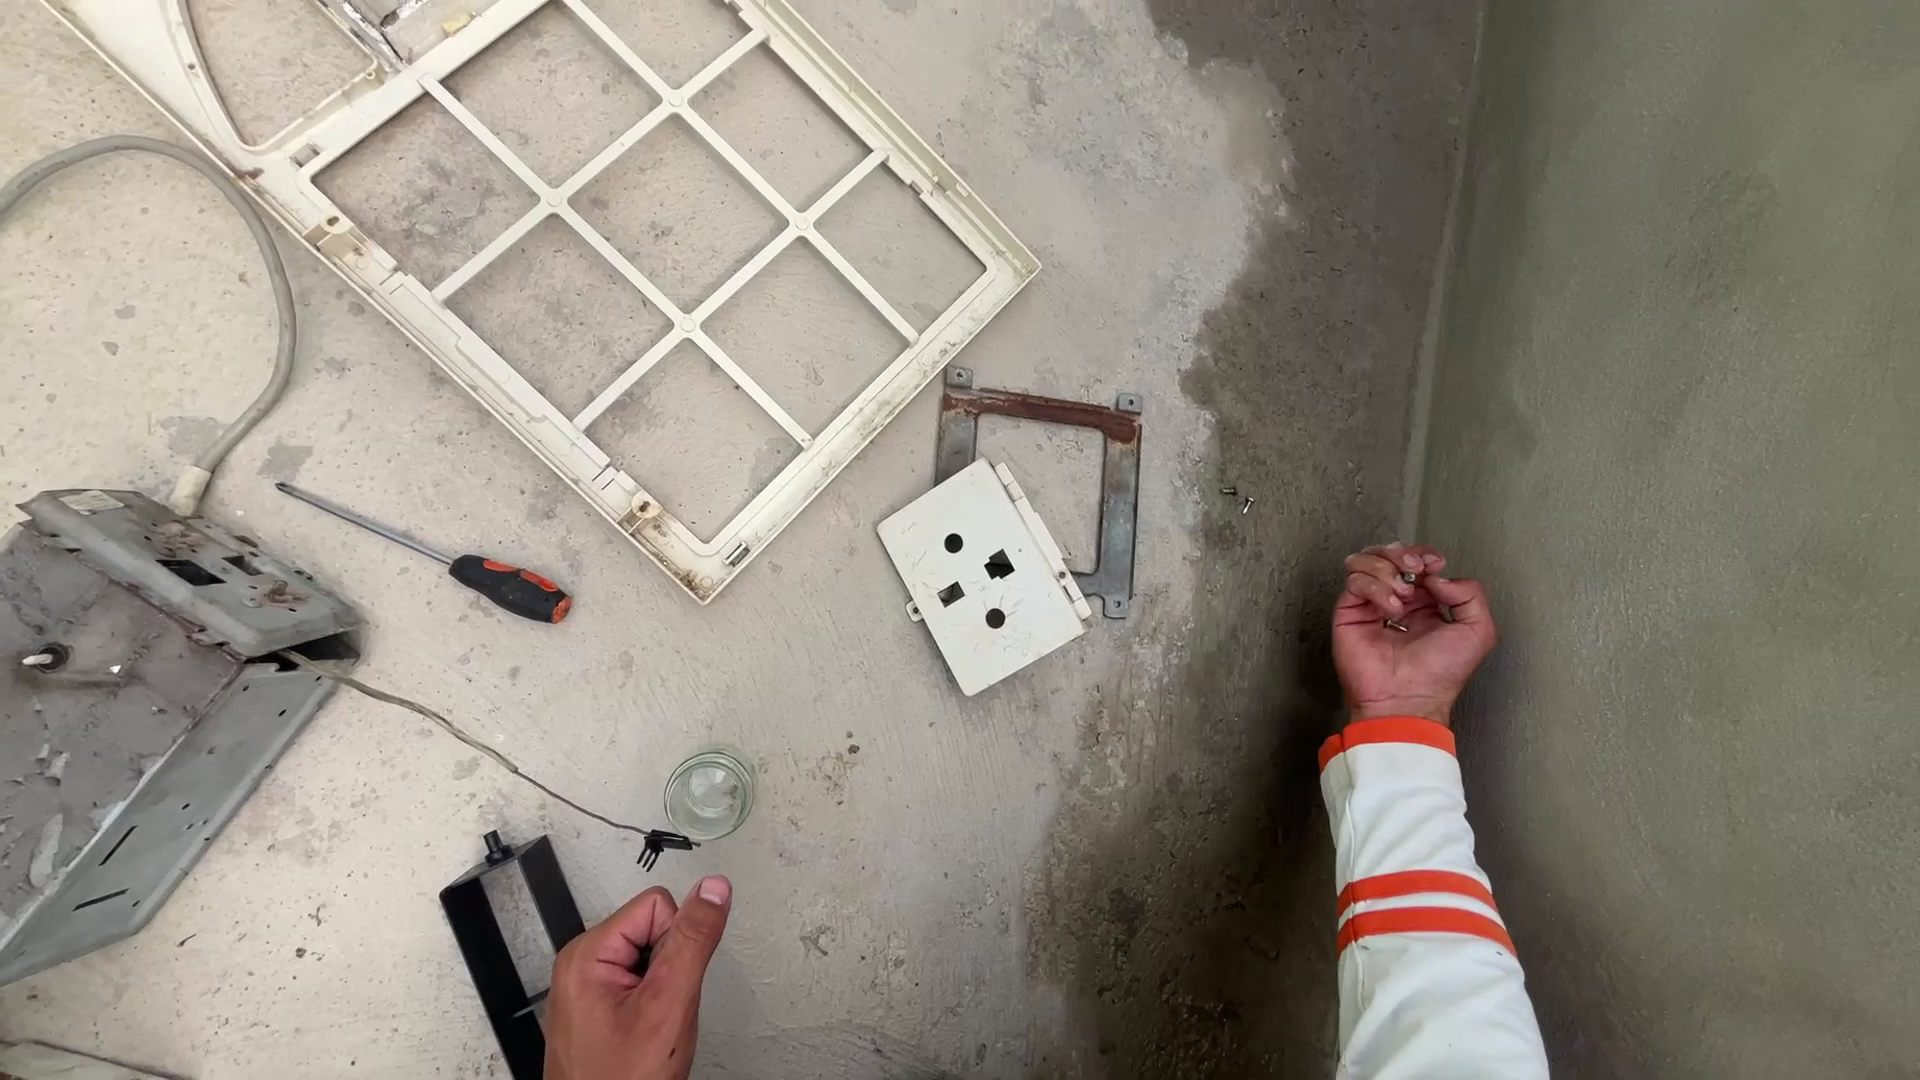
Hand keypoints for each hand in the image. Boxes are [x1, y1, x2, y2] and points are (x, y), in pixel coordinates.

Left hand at [544, 876, 732, 1079]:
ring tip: (653, 1025)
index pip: (659, 906)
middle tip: (660, 1010)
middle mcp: (582, 964)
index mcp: (586, 955)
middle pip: (656, 926)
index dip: (678, 943)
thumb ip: (693, 939)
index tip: (666, 984)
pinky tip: (647, 1030)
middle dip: (672, 965)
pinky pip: (645, 976)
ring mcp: (589, 985)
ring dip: (666, 985)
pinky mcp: (600, 1002)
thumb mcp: (668, 1005)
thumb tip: (714, 888)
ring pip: (655, 952)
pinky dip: (656, 999)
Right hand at [1332, 543, 1495, 727]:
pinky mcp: (1348, 612)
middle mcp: (1395, 599)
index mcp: (1424, 602)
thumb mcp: (1478, 631)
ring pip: (1365, 561)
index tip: (1433, 565)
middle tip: (1414, 571)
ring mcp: (1368, 605)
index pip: (1416, 560)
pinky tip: (1389, 609)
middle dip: (1402, 554)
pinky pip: (1354, 582)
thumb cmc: (1440, 674)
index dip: (1423, 554)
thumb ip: (1470, 594)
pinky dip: (1374, 588)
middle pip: (1387, 553)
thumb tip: (1435, 577)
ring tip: (1401, 595)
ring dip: (1386, 570)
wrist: (1409, 697)